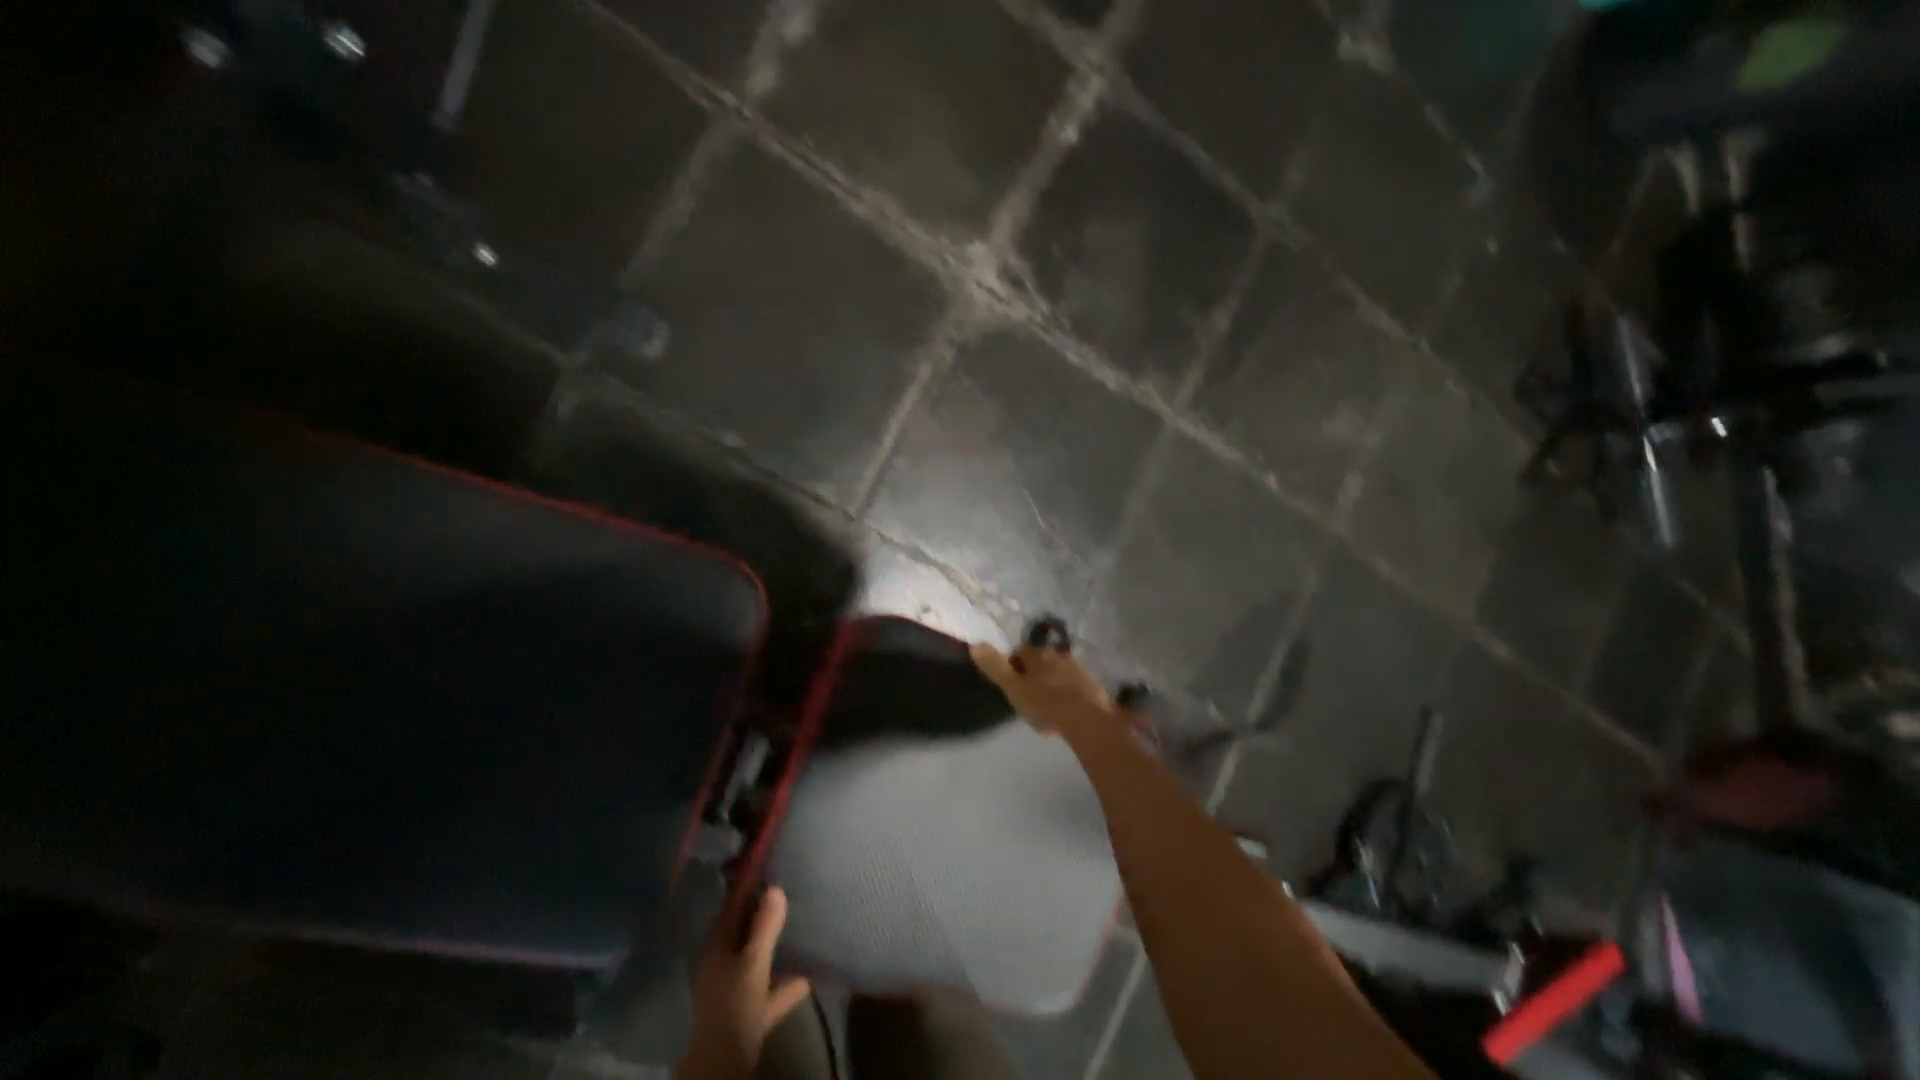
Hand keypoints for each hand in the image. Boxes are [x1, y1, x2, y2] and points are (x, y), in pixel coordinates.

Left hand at [678, 886, 811, 1079]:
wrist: (726, 1059)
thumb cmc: (735, 1003)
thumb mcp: (753, 962)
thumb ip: (765, 927)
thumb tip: (775, 887)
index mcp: (716, 946)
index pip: (732, 907)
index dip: (749, 887)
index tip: (770, 867)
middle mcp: (721, 962)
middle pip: (744, 932)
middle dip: (765, 916)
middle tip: (792, 894)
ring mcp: (733, 987)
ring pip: (756, 959)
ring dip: (775, 947)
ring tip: (801, 930)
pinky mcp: (747, 1009)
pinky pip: (768, 987)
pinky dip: (785, 980)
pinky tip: (808, 974)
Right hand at [970, 641, 1115, 736]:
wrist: (1087, 719)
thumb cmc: (1045, 704)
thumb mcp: (1013, 688)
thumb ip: (995, 667)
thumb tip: (975, 644)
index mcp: (1037, 654)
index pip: (1019, 650)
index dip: (1013, 665)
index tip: (1011, 683)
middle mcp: (1057, 653)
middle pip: (1040, 658)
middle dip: (1033, 671)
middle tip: (1028, 694)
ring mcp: (1077, 667)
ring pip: (1058, 669)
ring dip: (1051, 680)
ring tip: (1046, 702)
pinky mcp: (1092, 682)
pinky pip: (1073, 682)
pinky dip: (1067, 690)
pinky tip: (1065, 706)